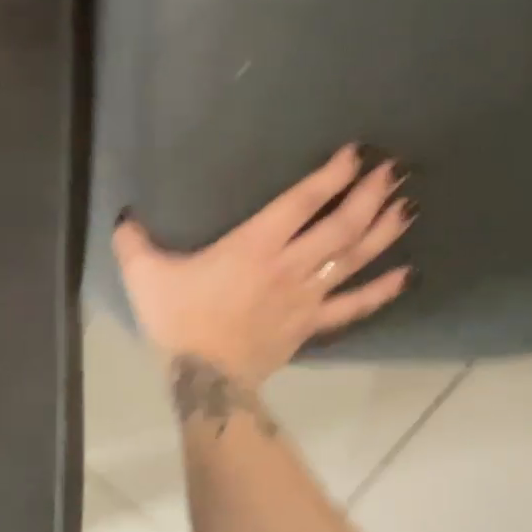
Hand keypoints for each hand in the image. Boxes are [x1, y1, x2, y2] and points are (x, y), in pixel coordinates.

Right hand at [111, 145, 415, 386]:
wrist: (206, 376)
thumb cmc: (177, 318)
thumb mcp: (142, 273)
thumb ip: (133, 240)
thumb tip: (126, 216)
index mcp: (251, 247)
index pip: (300, 204)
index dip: (329, 177)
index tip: (354, 154)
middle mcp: (289, 266)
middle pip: (340, 227)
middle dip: (368, 196)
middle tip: (392, 171)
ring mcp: (306, 296)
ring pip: (354, 259)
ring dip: (382, 231)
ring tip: (405, 206)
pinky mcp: (312, 323)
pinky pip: (355, 304)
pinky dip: (383, 289)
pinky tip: (405, 274)